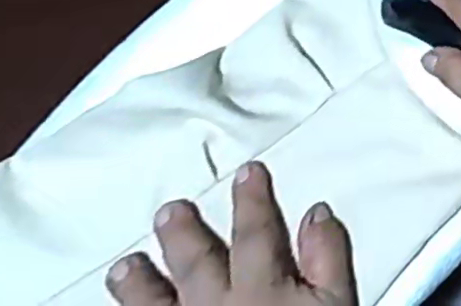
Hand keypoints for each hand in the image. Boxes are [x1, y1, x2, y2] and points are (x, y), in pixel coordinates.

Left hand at [106, 161, 354, 305]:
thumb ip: (328, 257)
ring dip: (138, 287)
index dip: (251, 199)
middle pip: (196, 266)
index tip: (247, 169)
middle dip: (183, 236)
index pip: (255, 232)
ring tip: (122, 266)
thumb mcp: (338, 305)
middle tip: (167, 210)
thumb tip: (315, 210)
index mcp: (260, 289)